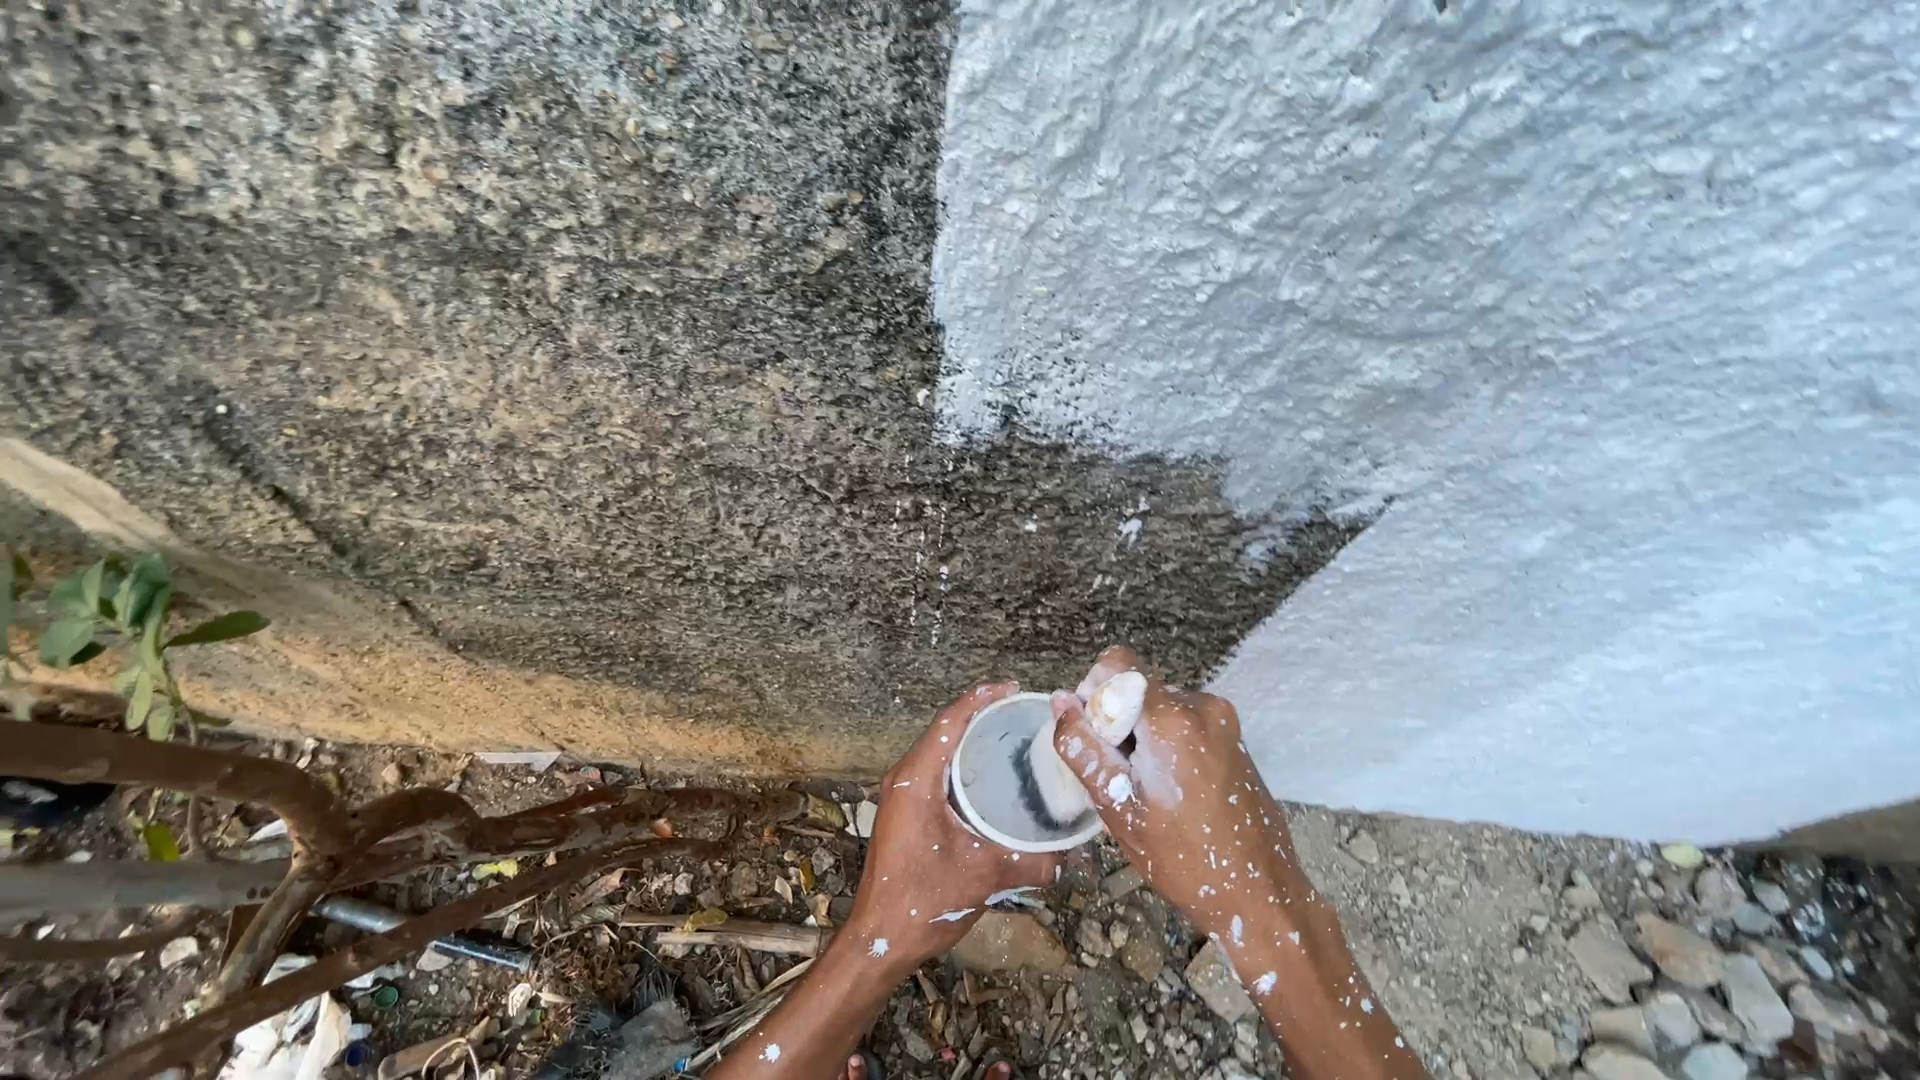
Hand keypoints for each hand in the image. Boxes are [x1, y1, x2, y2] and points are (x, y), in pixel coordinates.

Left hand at [846, 681, 1060, 964]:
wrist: (879, 940)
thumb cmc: (922, 902)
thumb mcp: (985, 877)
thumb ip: (1034, 863)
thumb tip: (1074, 854)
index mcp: (916, 780)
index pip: (949, 721)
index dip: (980, 698)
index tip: (1012, 686)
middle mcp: (904, 778)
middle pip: (943, 730)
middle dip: (980, 713)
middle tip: (1021, 709)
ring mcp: (901, 795)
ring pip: (938, 751)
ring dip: (969, 738)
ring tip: (1010, 735)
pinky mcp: (904, 812)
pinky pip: (936, 772)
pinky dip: (961, 763)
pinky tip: (990, 777)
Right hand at [1050, 648, 1298, 940]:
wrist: (1259, 894)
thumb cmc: (1182, 857)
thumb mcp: (1117, 806)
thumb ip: (1082, 748)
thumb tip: (1060, 701)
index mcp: (1172, 718)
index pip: (1117, 663)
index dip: (1093, 692)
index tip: (1094, 738)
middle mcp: (1202, 704)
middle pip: (1136, 686)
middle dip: (1116, 721)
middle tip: (1119, 776)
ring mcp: (1224, 719)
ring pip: (1157, 704)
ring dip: (1140, 733)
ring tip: (1146, 788)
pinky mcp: (1234, 735)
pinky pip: (1182, 719)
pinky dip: (1165, 741)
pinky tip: (1171, 788)